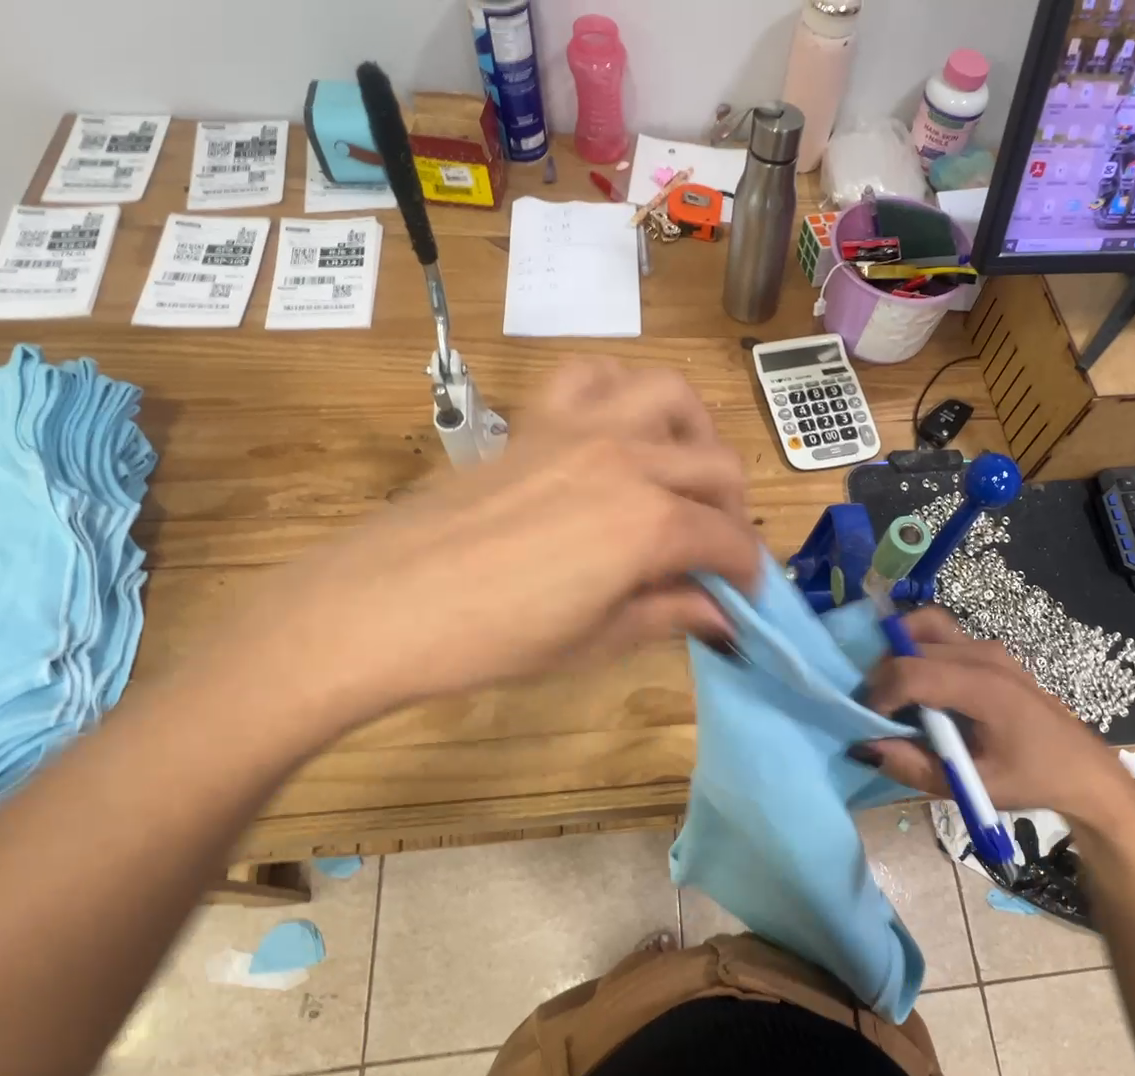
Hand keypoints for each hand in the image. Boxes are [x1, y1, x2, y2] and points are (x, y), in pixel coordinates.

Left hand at [186, 360, 761, 729]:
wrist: (387, 603)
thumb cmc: (494, 639)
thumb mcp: (596, 641)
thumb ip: (670, 615)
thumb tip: (723, 614)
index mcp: (649, 523)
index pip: (729, 539)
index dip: (748, 572)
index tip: (743, 597)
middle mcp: (629, 458)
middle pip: (718, 466)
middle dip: (732, 513)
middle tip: (713, 552)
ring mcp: (582, 427)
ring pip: (672, 396)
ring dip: (696, 434)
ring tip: (682, 475)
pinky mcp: (539, 418)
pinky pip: (595, 374)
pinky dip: (622, 393)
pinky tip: (619, 429)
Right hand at [851, 608, 1134, 827]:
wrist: (1081, 768)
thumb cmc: (1030, 779)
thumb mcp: (973, 786)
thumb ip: (915, 766)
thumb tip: (862, 746)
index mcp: (985, 689)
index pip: (912, 671)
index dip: (879, 694)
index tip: (869, 722)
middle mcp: (984, 655)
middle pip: (912, 643)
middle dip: (882, 673)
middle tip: (876, 710)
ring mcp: (987, 647)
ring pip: (925, 625)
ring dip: (898, 651)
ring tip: (892, 690)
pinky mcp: (987, 649)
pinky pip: (939, 633)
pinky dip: (915, 648)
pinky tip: (917, 687)